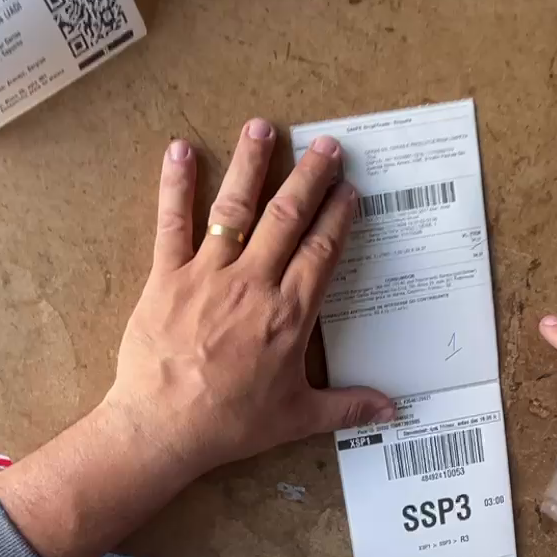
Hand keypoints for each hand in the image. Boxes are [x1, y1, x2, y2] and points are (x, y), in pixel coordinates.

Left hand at [100, 119, 393, 480]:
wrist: (164, 428)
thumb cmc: (231, 425)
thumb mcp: (295, 418)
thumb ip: (346, 407)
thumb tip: (392, 411)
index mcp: (290, 315)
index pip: (322, 251)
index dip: (337, 216)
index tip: (348, 190)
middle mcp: (254, 284)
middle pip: (287, 218)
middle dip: (309, 177)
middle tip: (326, 146)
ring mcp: (208, 276)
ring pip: (235, 209)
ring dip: (251, 165)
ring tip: (262, 127)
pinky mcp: (166, 278)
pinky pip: (172, 223)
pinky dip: (176, 185)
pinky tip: (180, 150)